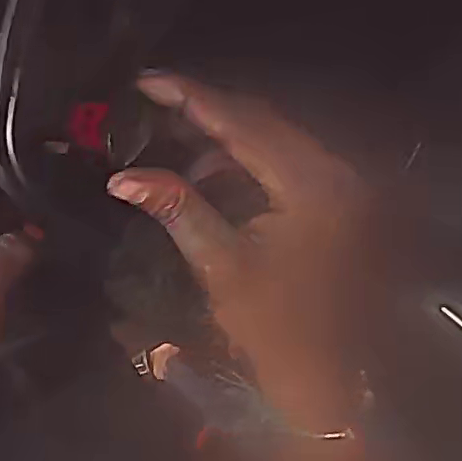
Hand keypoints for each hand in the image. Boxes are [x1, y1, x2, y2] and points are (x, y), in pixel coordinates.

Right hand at [106, 73, 364, 419]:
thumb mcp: (220, 264)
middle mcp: (334, 173)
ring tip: (172, 144)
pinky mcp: (332, 203)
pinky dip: (241, 162)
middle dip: (204, 110)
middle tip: (153, 102)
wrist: (328, 379)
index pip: (243, 125)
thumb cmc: (276, 328)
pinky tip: (208, 175)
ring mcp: (338, 188)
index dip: (191, 98)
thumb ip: (177, 209)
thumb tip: (123, 178)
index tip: (147, 81)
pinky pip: (281, 163)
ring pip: (271, 140)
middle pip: (261, 121)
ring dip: (221, 138)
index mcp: (311, 185)